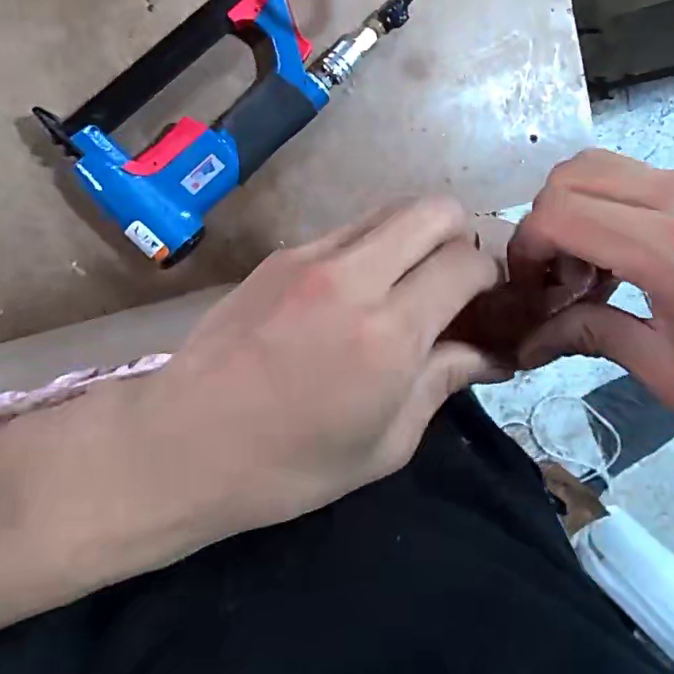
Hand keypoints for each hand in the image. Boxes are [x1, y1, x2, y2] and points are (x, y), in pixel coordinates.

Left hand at [139, 197, 502, 528]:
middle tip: (454, 281)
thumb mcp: (384, 443)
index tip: (488, 299)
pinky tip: (357, 289)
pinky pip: (348, 228)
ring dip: (415, 234)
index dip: (490, 275)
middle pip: (435, 209)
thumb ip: (443, 382)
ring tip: (408, 280)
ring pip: (391, 208)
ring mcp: (312, 256)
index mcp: (389, 333)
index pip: (466, 261)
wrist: (183, 442)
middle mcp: (355, 276)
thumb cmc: (289, 465)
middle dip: (461, 236)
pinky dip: (373, 244)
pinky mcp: (282, 254)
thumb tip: (491, 354)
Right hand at [509, 151, 673, 463]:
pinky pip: (640, 179)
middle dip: (544, 223)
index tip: (528, 290)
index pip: (557, 213)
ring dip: (578, 213)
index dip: (525, 248)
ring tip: (595, 276)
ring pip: (602, 168)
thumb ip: (592, 337)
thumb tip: (529, 339)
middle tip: (558, 281)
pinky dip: (613, 208)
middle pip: (570, 173)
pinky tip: (634, 262)